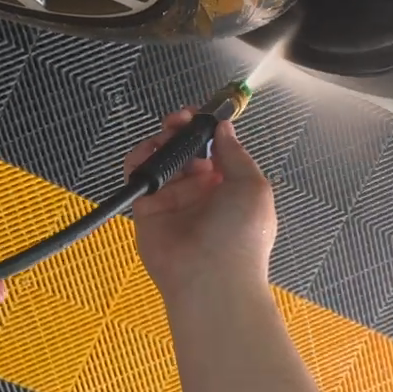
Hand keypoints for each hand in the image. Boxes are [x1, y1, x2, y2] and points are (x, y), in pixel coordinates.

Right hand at [124, 113, 276, 294]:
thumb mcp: (253, 187)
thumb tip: (223, 127)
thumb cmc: (240, 233)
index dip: (207, 129)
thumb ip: (235, 154)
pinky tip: (148, 152)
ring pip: (161, 160)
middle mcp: (199, 191)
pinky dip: (139, 160)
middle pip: (185, 151)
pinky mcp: (145, 208)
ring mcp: (171, 199)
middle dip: (181, 131)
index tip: (200, 114)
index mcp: (229, 186)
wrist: (209, 278)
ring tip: (164, 135)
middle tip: (178, 120)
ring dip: (161, 142)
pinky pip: (139, 177)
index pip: (214, 149)